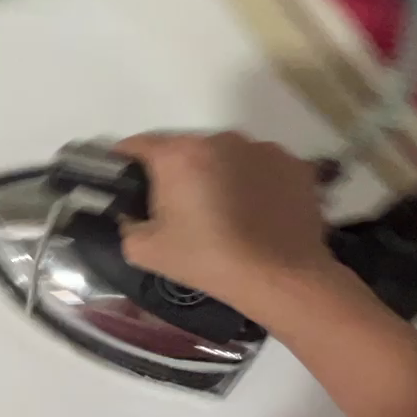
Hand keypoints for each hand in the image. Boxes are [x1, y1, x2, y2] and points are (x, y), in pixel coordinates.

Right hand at [113, 131, 353, 322]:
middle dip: (172, 170)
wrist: (279, 275)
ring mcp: (264, 149)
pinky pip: (257, 165)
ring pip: (222, 154)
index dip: (123, 161)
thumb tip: (133, 214)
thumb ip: (127, 222)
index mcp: (178, 156)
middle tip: (171, 204)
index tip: (122, 181)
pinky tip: (249, 210)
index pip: (137, 144)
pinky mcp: (295, 164)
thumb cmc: (204, 258)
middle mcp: (221, 141)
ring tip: (216, 208)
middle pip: (183, 147)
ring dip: (212, 173)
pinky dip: (248, 180)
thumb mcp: (141, 249)